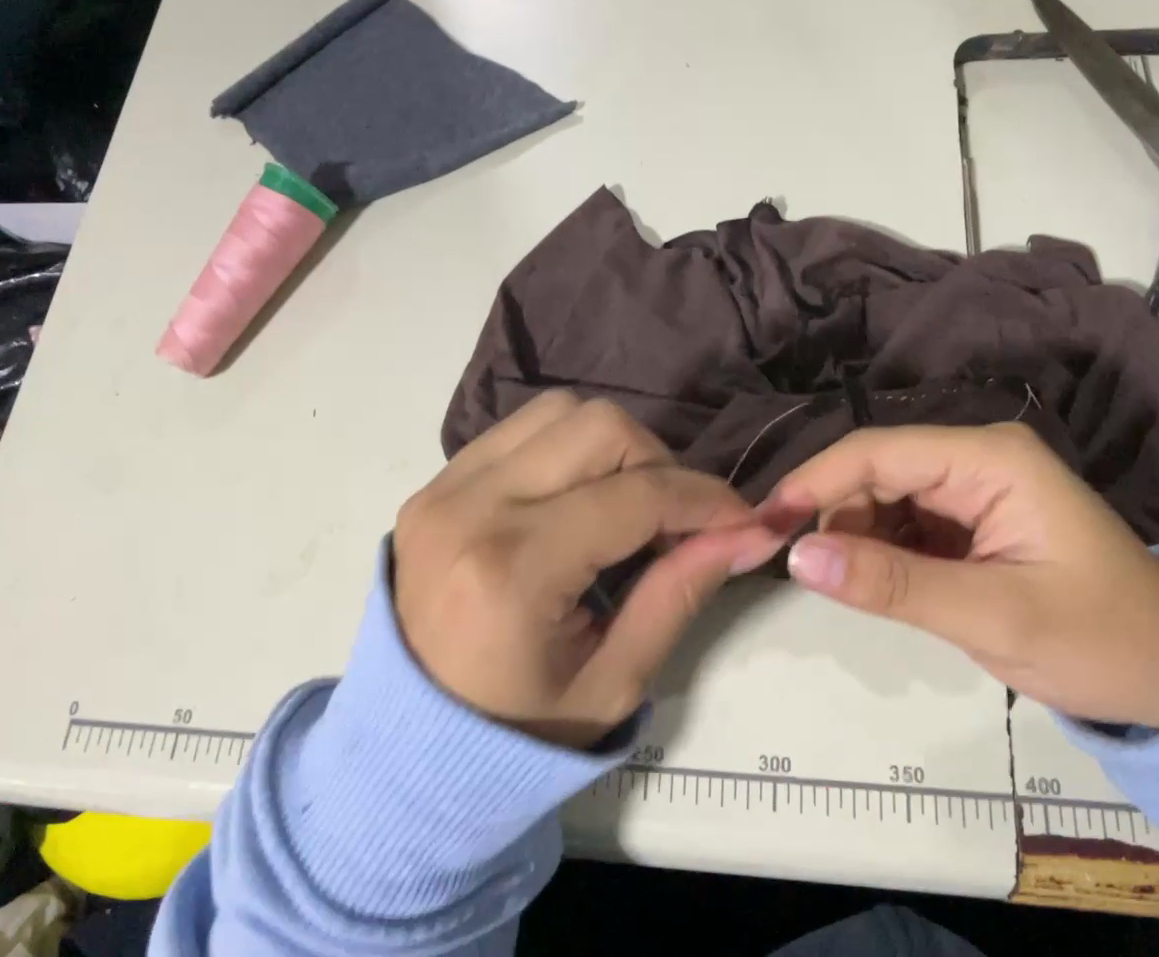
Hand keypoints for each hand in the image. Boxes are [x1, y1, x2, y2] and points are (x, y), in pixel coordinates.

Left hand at [394, 391, 786, 749]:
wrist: (410, 745)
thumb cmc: (518, 730)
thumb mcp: (613, 682)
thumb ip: (679, 595)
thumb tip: (748, 532)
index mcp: (514, 568)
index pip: (635, 495)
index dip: (706, 500)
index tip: (743, 520)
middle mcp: (472, 508)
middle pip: (598, 426)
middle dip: (660, 463)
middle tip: (676, 521)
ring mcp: (443, 489)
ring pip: (557, 412)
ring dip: (611, 448)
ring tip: (627, 508)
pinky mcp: (433, 486)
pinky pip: (518, 432)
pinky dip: (566, 451)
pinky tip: (579, 502)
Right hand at [762, 424, 1158, 728]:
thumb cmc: (1101, 641)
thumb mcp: (992, 615)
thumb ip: (892, 583)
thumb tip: (797, 555)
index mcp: (990, 459)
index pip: (876, 452)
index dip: (813, 483)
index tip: (762, 528)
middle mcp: (976, 460)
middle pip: (873, 471)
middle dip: (830, 513)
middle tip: (793, 569)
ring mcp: (972, 491)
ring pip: (880, 498)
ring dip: (851, 537)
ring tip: (841, 586)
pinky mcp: (969, 524)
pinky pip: (900, 526)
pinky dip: (876, 553)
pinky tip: (872, 584)